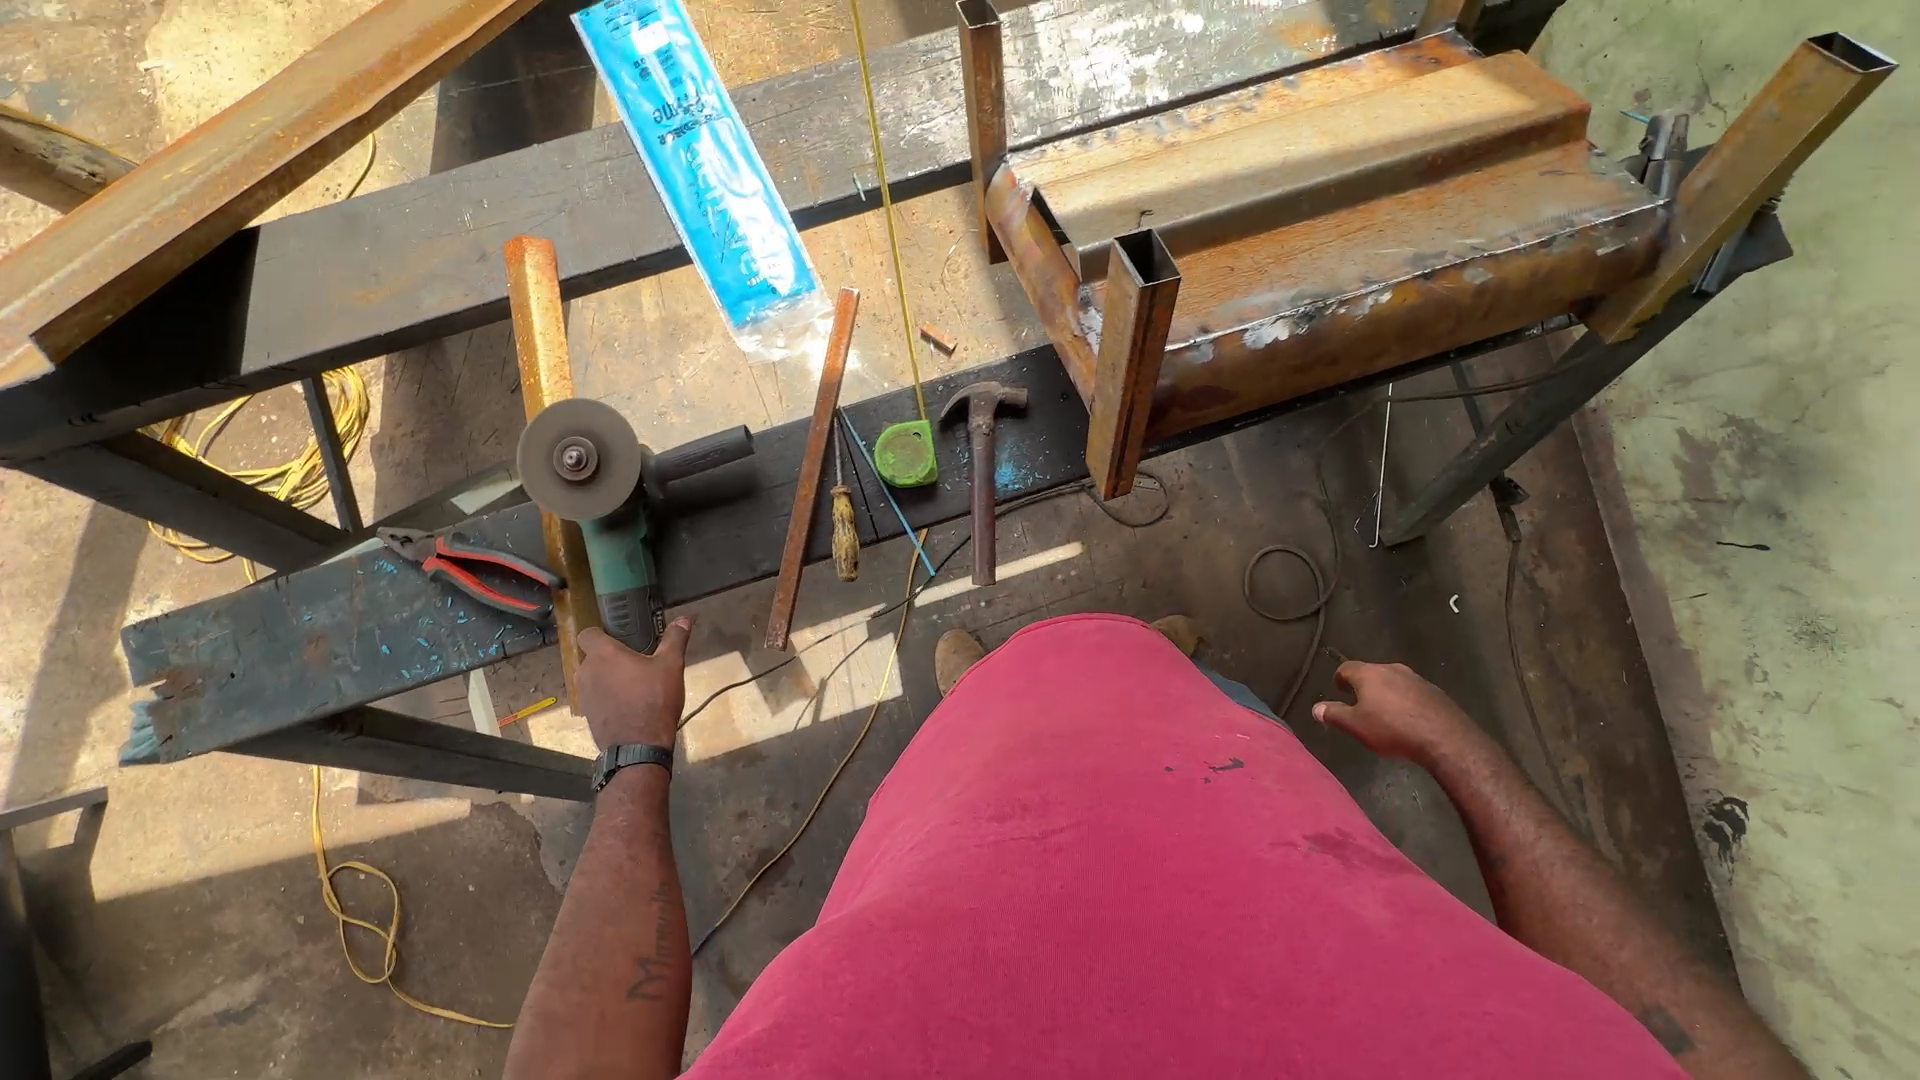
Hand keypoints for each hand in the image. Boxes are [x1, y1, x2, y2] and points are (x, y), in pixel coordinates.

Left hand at [574, 618, 692, 749]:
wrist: (639, 746)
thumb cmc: (655, 699)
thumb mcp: (671, 666)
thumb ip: (675, 639)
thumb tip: (686, 618)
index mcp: (603, 654)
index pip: (588, 634)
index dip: (601, 633)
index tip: (619, 638)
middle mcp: (587, 671)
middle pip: (592, 656)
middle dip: (610, 657)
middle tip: (635, 663)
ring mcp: (584, 695)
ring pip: (594, 677)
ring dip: (608, 677)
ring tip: (634, 685)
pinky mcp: (587, 714)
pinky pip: (596, 696)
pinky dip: (608, 696)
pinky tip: (629, 704)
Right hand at [1312, 661, 1481, 766]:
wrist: (1446, 738)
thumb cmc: (1392, 729)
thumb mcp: (1356, 726)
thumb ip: (1333, 715)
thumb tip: (1315, 708)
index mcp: (1369, 674)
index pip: (1346, 668)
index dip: (1340, 679)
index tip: (1339, 691)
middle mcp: (1392, 670)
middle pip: (1372, 673)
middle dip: (1364, 686)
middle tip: (1360, 704)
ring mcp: (1417, 679)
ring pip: (1394, 682)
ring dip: (1387, 693)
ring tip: (1385, 713)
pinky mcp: (1436, 692)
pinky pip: (1413, 692)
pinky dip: (1406, 701)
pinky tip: (1409, 719)